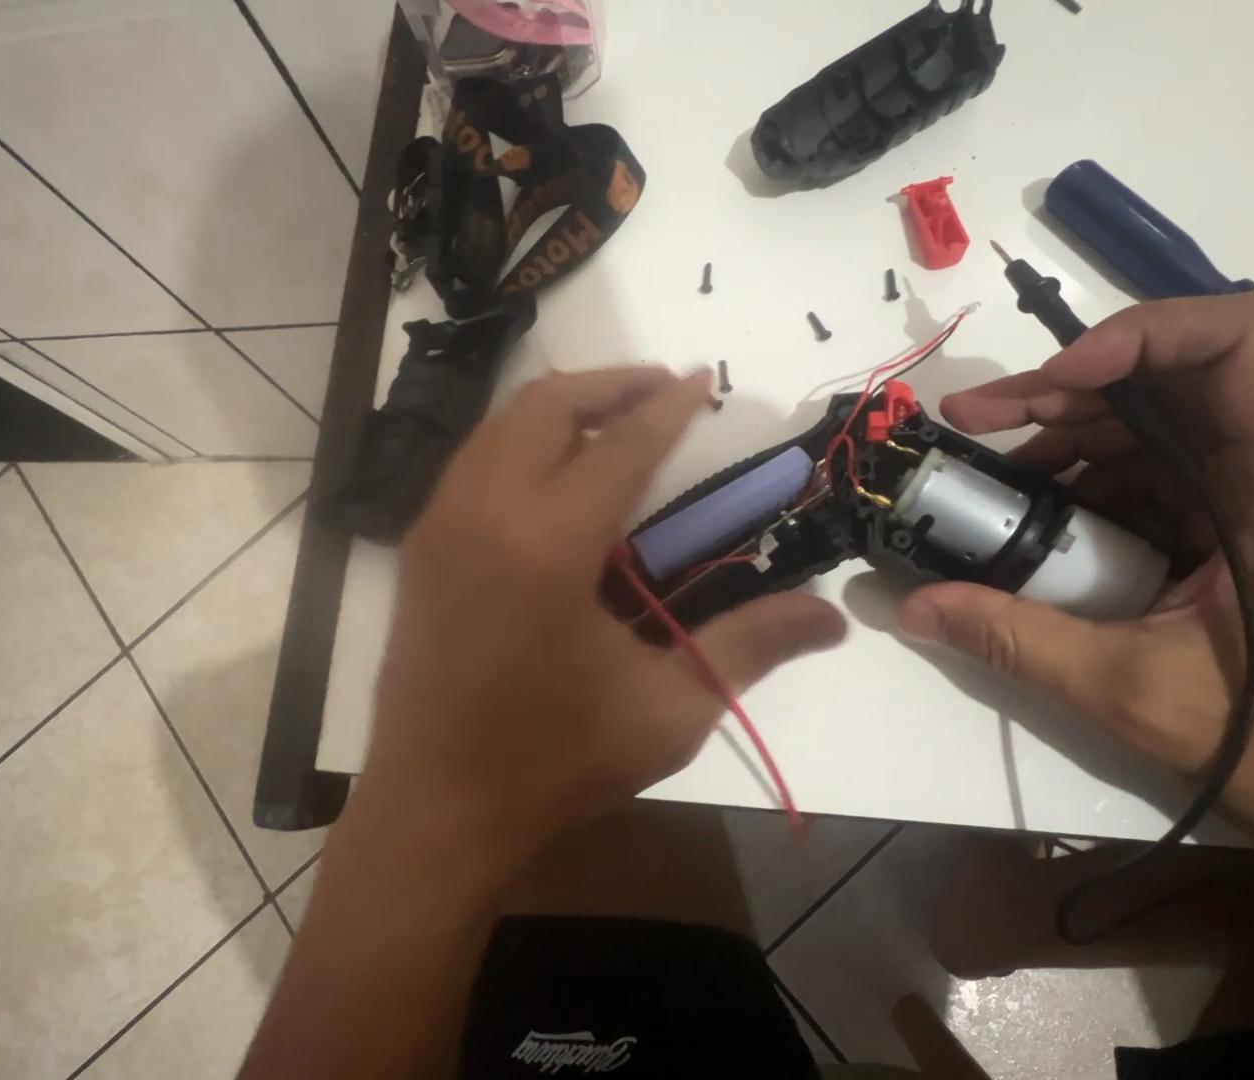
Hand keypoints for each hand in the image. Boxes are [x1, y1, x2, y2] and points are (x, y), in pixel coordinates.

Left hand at [360, 367, 846, 866]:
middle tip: (659, 388)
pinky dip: (518, 441)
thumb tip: (834, 619)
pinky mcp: (418, 547)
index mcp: (548, 544)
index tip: (700, 380)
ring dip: (560, 407)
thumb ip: (752, 647)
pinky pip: (472, 460)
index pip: (619, 446)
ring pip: (499, 424)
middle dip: (608, 384)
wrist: (438, 805)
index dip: (666, 407)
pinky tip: (553, 472)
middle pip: (545, 406)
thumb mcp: (668, 710)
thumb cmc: (555, 760)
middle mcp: (483, 511)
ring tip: (613, 418)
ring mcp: (439, 524)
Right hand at [899, 293, 1253, 870]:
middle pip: (1191, 374)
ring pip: (1183, 420)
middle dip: (1074, 388)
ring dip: (1085, 434)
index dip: (1140, 335)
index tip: (1049, 383)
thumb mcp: (1140, 695)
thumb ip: (1015, 640)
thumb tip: (913, 608)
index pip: (1250, 338)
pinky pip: (1189, 471)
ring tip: (1001, 476)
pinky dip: (1113, 481)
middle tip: (978, 422)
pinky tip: (1056, 523)